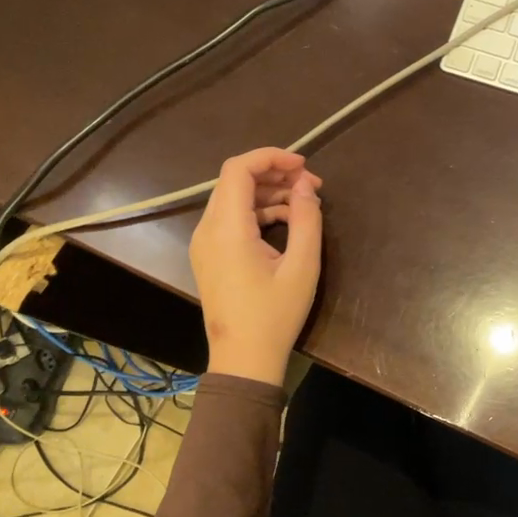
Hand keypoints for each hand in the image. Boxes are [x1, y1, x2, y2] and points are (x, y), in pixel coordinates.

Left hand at [189, 148, 323, 385]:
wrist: (244, 359)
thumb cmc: (275, 314)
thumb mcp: (303, 266)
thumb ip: (307, 219)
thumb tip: (306, 185)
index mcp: (227, 229)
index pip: (239, 170)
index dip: (271, 157)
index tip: (304, 165)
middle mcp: (208, 230)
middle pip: (235, 181)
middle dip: (275, 174)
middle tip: (313, 185)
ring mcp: (205, 243)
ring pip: (234, 199)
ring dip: (269, 193)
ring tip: (306, 202)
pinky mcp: (210, 255)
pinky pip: (232, 219)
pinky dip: (259, 211)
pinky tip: (288, 222)